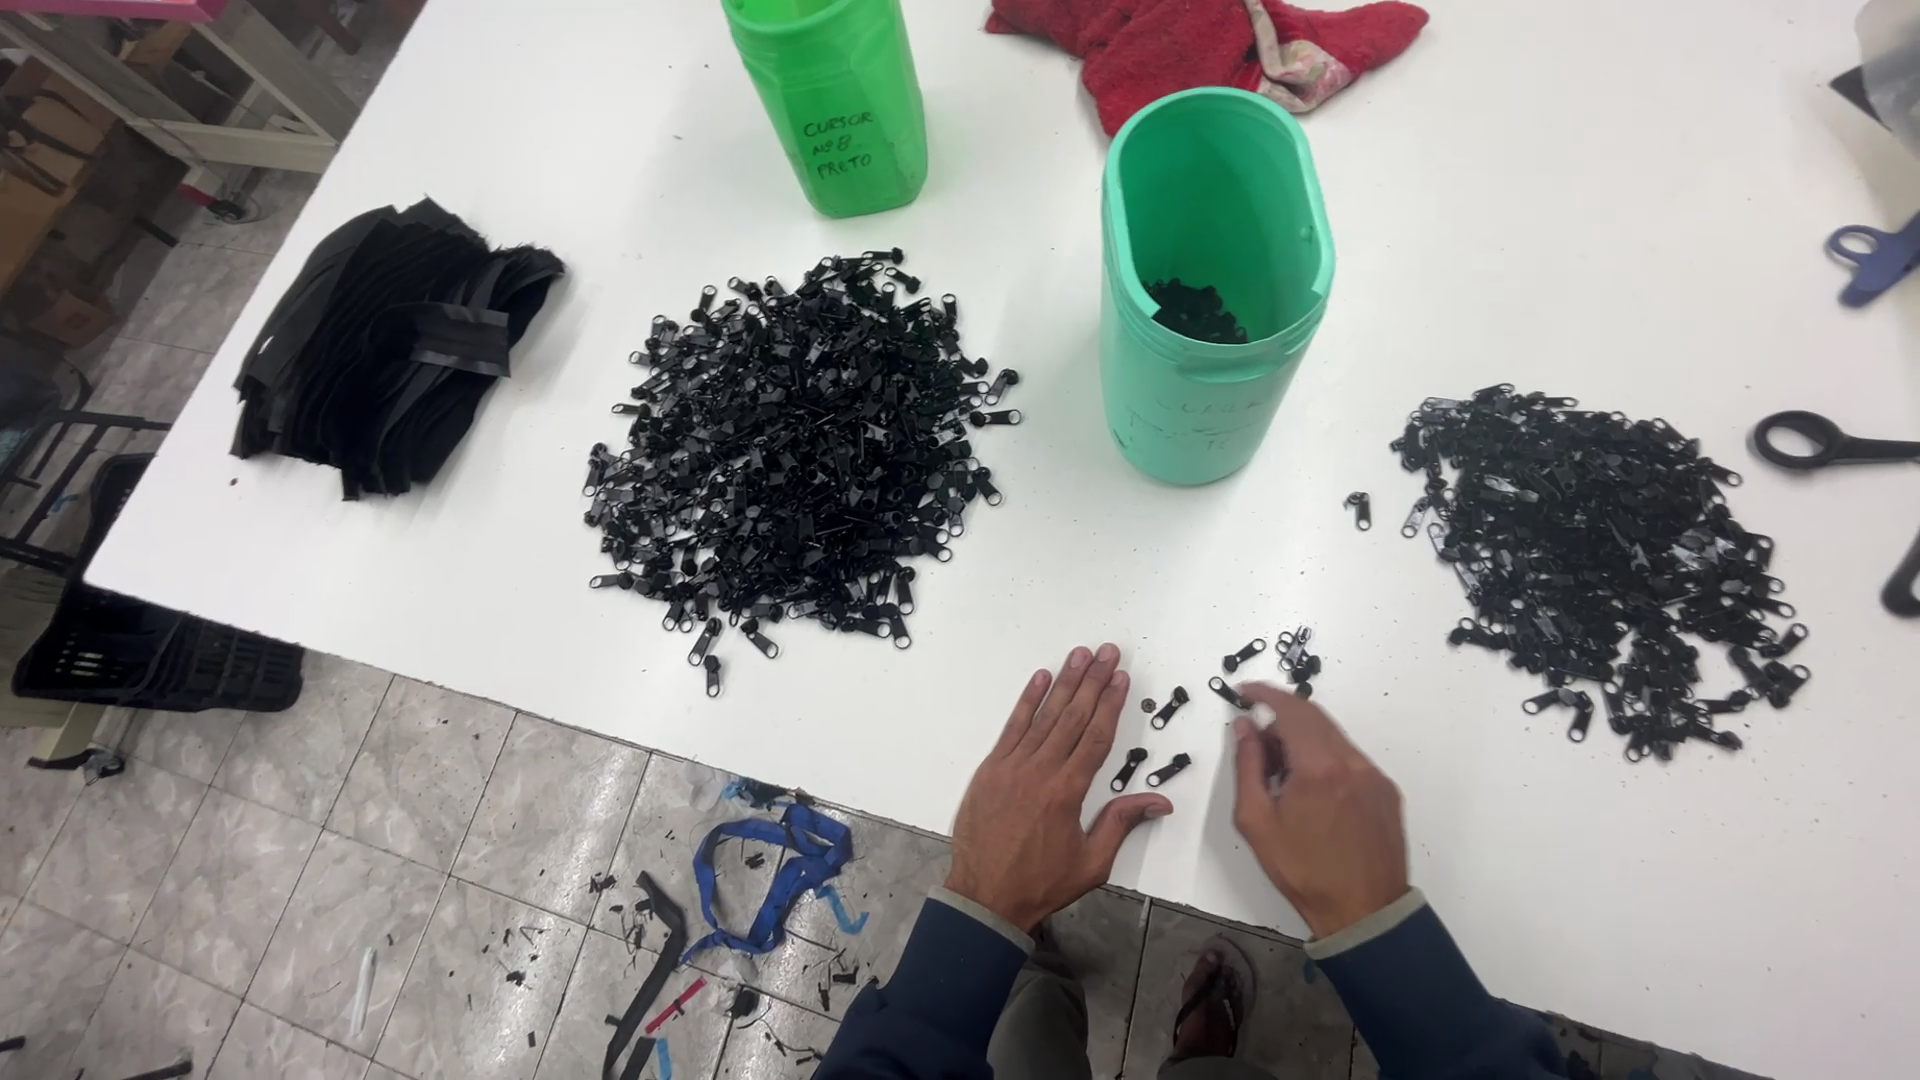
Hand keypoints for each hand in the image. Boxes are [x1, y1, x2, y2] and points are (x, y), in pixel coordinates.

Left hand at [946, 644, 1172, 932]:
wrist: (984, 896)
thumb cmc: (1040, 883)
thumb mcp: (1091, 862)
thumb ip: (1121, 823)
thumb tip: (1159, 801)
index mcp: (1067, 792)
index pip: (1096, 737)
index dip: (1110, 704)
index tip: (1120, 678)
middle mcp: (1040, 770)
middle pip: (1073, 717)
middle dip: (1092, 681)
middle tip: (1105, 652)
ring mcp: (1012, 765)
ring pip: (1044, 716)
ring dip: (1063, 683)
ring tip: (1078, 655)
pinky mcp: (991, 768)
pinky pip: (1012, 727)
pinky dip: (1026, 702)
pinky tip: (1039, 679)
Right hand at [1231, 682, 1408, 939]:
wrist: (1364, 913)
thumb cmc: (1302, 869)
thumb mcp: (1256, 820)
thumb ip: (1247, 765)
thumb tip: (1244, 727)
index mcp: (1318, 768)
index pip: (1291, 710)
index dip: (1264, 694)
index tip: (1244, 692)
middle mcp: (1352, 763)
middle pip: (1313, 716)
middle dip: (1280, 716)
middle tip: (1257, 741)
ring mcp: (1374, 777)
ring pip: (1332, 736)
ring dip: (1302, 737)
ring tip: (1281, 771)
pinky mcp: (1386, 791)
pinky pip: (1348, 757)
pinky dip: (1324, 755)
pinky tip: (1310, 787)